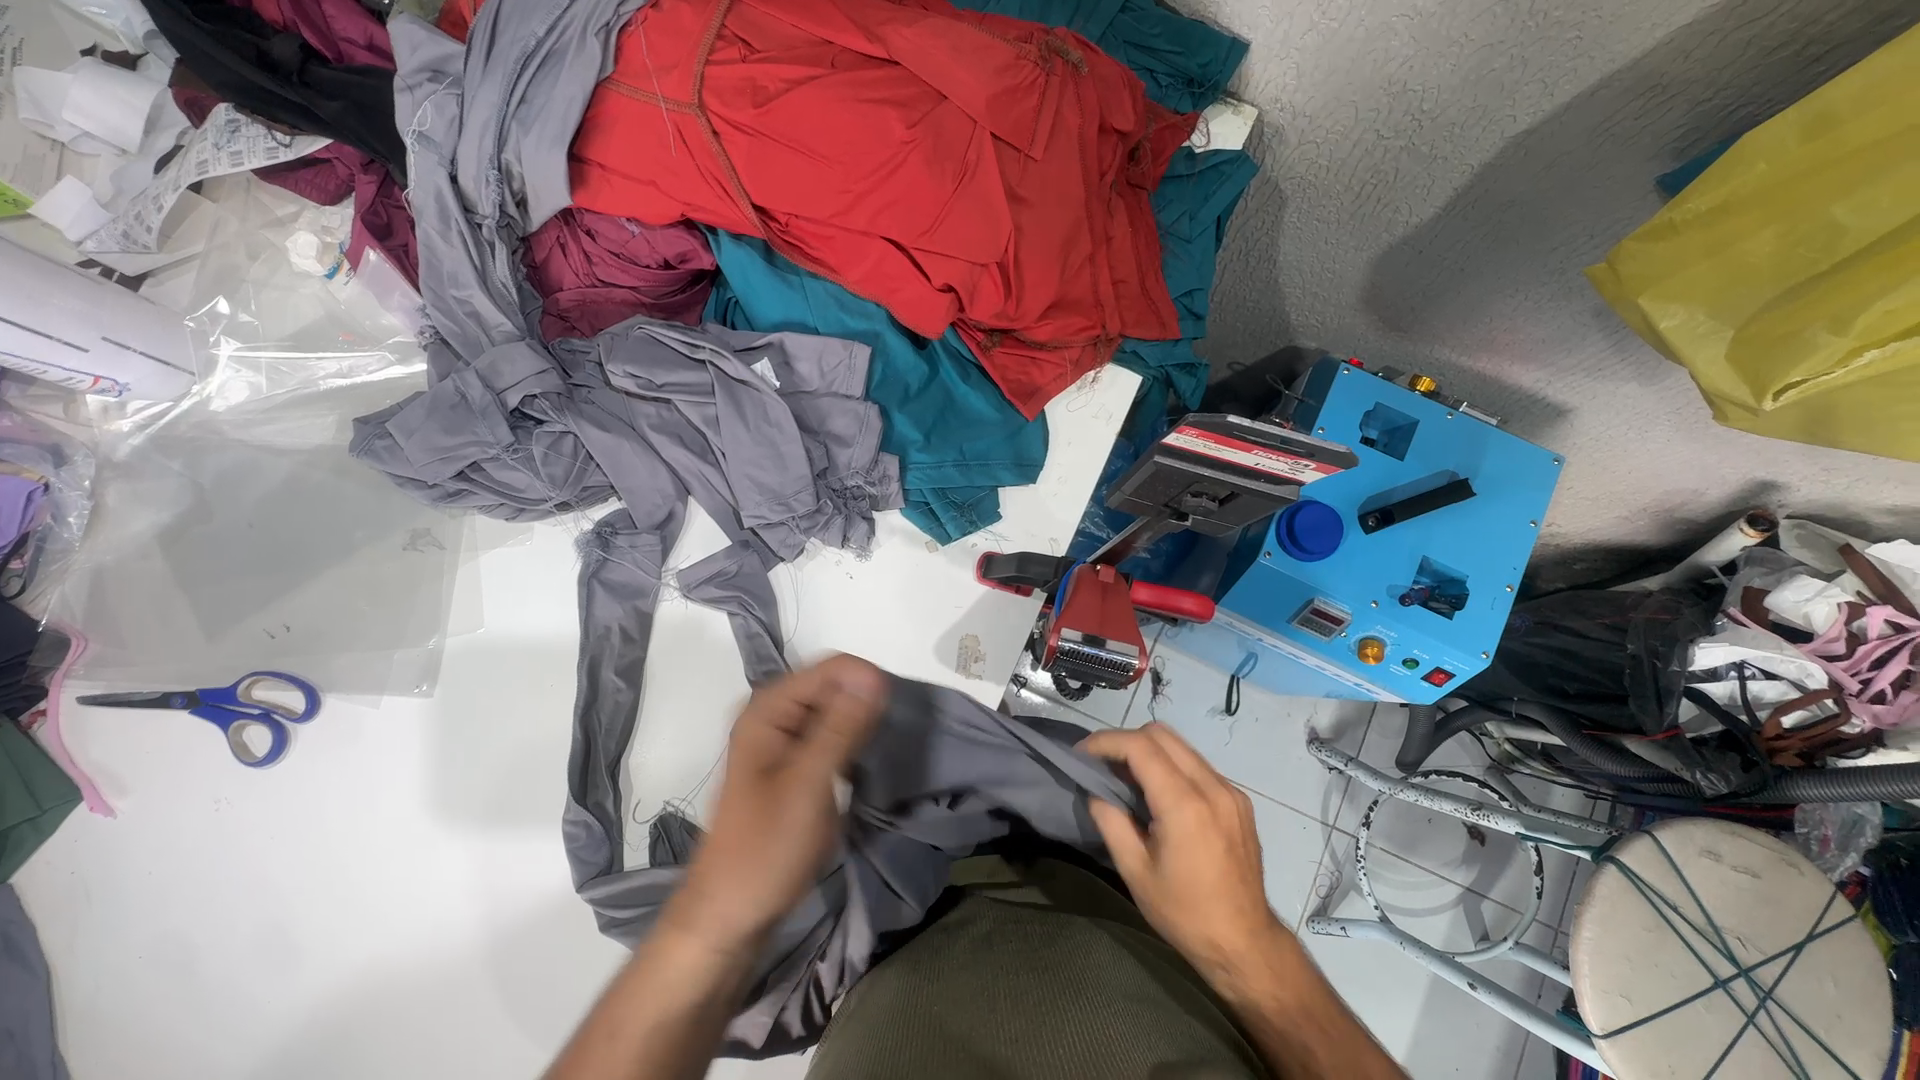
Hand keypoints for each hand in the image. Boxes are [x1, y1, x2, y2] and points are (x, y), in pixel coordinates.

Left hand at [666, 655, 888, 949]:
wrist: (730, 913)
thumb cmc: (765, 850)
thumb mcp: (809, 784)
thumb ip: (841, 727)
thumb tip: (874, 675)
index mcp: (767, 710)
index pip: (833, 668)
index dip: (868, 684)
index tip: (893, 720)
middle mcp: (771, 715)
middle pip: (833, 684)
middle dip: (865, 702)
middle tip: (886, 743)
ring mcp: (780, 741)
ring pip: (835, 710)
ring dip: (861, 723)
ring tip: (877, 755)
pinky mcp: (792, 766)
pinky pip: (830, 735)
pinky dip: (851, 742)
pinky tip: (861, 766)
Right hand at [1082, 723, 1288, 979]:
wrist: (1244, 942)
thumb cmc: (1184, 913)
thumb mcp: (1135, 871)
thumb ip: (1111, 822)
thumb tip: (1096, 792)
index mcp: (1185, 804)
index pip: (1140, 746)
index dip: (1105, 742)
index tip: (1081, 755)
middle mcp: (1212, 787)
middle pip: (1162, 734)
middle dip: (1125, 741)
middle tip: (1101, 766)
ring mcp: (1231, 792)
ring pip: (1182, 747)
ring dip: (1149, 752)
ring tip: (1126, 780)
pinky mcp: (1240, 802)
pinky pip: (1199, 767)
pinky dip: (1172, 767)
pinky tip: (1159, 797)